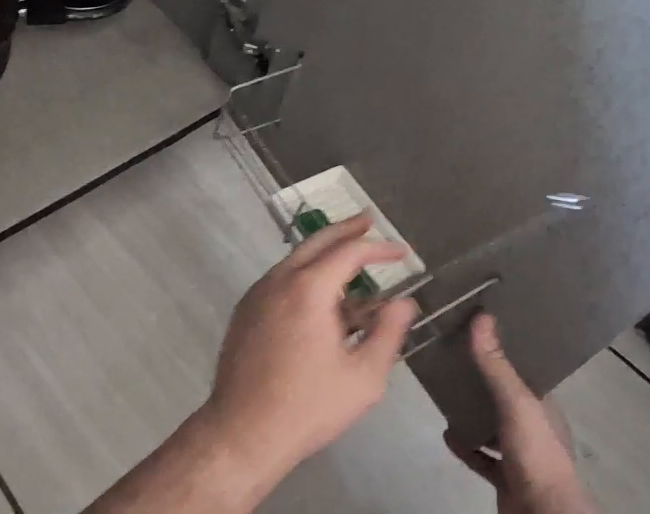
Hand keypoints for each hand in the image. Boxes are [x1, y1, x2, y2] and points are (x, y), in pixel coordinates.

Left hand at [196, 213, 420, 477]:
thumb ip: (388, 334)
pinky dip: (305, 277)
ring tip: (353, 267)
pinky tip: (322, 300)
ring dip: (325, 256)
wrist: (244, 429)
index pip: (349, 252)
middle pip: (316, 242)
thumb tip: (405, 303)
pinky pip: (281, 281)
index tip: (402, 251)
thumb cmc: (309, 405)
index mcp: (308, 288)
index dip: (378, 247)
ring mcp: (257, 293)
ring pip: (296, 261)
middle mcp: (279, 280)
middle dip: (345, 229)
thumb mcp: (364, 377)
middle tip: (368, 220)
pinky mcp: (246, 311)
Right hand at [444, 314, 597, 513]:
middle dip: (480, 379)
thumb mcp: (516, 403)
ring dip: (471, 412)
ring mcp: (520, 453)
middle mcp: (534, 426)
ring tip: (444, 391)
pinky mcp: (505, 477)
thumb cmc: (537, 452)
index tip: (476, 328)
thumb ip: (496, 365)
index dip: (502, 349)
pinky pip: (482, 456)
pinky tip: (447, 433)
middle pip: (503, 395)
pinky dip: (465, 445)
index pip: (523, 368)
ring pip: (492, 425)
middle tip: (450, 355)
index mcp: (543, 404)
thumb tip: (482, 316)